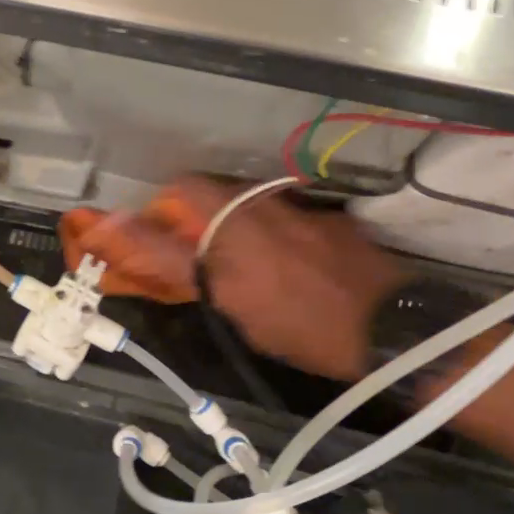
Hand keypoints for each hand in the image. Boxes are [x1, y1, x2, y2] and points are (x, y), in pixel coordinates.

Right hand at [65, 177, 407, 381]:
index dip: (163, 210)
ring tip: (247, 269)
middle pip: (218, 196)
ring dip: (238, 230)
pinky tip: (290, 271)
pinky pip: (288, 221)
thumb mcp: (229, 300)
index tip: (158, 238)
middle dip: (200, 222)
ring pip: (254, 209)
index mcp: (235, 217)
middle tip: (198, 258)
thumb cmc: (297, 322)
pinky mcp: (333, 222)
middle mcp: (268, 202)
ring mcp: (304, 210)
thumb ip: (178, 262)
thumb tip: (126, 232)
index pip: (182, 188)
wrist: (386, 326)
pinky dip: (276, 239)